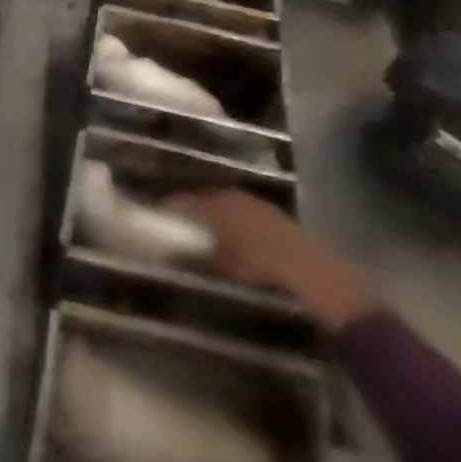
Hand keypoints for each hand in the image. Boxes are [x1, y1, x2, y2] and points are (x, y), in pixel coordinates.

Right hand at [167, 189, 377, 332]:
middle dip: (190, 205)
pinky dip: (230, 214)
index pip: (183, 201)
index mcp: (214, 206)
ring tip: (204, 223)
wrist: (303, 263)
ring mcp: (251, 201)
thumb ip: (195, 258)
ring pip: (222, 200)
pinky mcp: (267, 209)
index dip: (168, 206)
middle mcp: (230, 196)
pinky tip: (231, 229)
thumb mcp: (221, 264)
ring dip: (211, 209)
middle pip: (203, 197)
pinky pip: (239, 206)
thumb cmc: (256, 263)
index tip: (157, 212)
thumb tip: (174, 256)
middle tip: (179, 218)